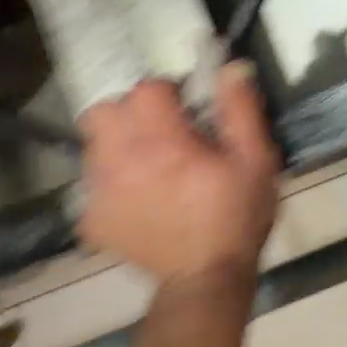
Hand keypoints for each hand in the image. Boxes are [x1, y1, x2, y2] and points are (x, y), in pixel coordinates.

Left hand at [78, 63, 279, 284]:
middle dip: (131, 113)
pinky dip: (113, 182)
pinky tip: (142, 198)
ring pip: (93, 146)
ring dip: (119, 145)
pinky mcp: (91, 221)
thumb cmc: (238, 214)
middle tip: (162, 131)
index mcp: (162, 143)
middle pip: (103, 112)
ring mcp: (99, 194)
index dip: (169, 92)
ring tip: (151, 164)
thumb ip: (240, 109)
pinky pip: (92, 184)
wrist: (206, 279)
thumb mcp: (256, 158)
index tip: (189, 109)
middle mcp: (120, 162)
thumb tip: (231, 67)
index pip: (144, 90)